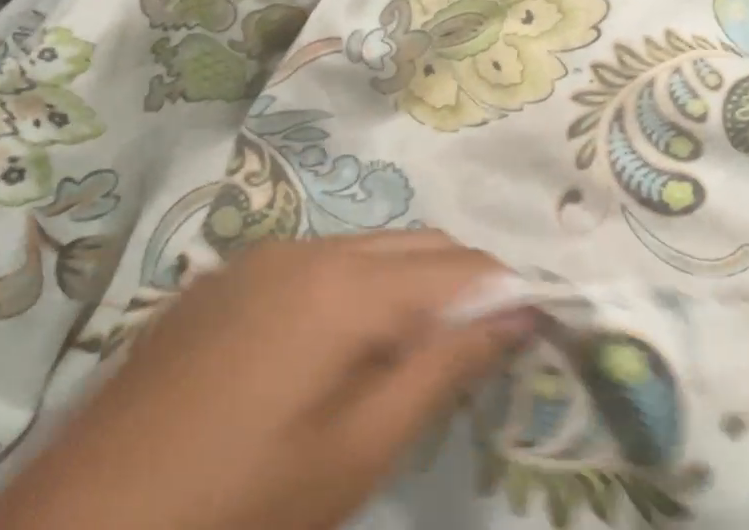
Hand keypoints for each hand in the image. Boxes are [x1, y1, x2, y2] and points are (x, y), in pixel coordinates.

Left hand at [0, 231, 531, 529]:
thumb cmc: (239, 509)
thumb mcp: (363, 450)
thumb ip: (449, 367)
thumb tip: (521, 313)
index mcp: (349, 285)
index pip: (468, 266)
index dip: (511, 297)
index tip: (531, 339)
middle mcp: (309, 249)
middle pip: (423, 245)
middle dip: (465, 288)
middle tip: (474, 356)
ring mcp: (256, 260)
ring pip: (372, 250)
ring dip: (411, 288)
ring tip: (408, 360)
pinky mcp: (217, 283)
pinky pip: (316, 265)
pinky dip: (355, 291)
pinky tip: (334, 355)